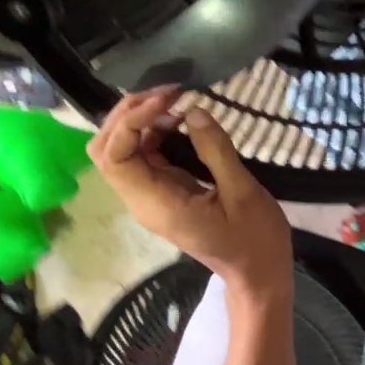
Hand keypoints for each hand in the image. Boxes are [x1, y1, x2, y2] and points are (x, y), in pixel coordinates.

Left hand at [88, 87, 291, 302]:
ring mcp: (151, 196)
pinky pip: (145, 156)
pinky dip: (155, 131)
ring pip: (122, 151)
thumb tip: (192, 111)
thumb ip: (215, 150)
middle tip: (168, 93)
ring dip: (140, 119)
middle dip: (127, 115)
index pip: (115, 156)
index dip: (132, 120)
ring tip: (175, 98)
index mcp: (155, 203)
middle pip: (107, 150)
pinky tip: (181, 118)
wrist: (257, 272)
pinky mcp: (165, 191)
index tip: (170, 99)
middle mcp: (143, 199)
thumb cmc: (253, 237)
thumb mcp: (242, 192)